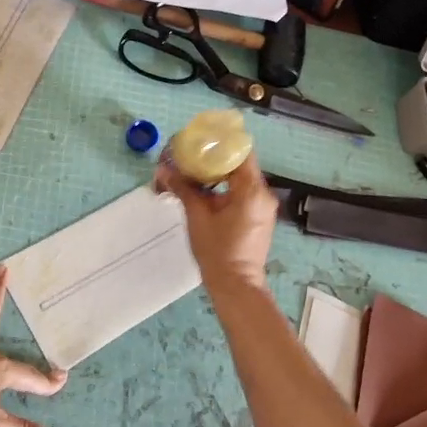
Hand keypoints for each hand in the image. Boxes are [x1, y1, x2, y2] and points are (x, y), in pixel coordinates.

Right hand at [155, 150, 278, 291]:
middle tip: (191, 155)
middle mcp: (263, 194)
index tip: (201, 140)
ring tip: (195, 172)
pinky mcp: (259, 216)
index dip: (222, 143)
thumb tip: (163, 170)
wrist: (236, 286)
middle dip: (216, 158)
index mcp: (251, 191)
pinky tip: (206, 191)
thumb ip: (183, 189)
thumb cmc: (217, 251)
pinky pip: (243, 192)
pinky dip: (226, 187)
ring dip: (219, 173)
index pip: (241, 153)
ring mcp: (263, 206)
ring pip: (241, 178)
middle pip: (241, 164)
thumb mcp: (197, 216)